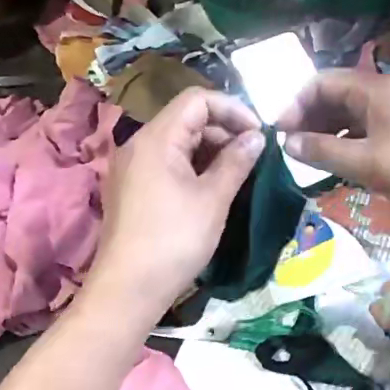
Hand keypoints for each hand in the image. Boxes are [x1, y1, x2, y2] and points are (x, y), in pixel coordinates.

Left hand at [92, 88, 265, 310]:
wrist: (129, 289)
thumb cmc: (175, 239)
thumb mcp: (213, 198)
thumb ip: (236, 161)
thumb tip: (256, 137)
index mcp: (157, 139)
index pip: (197, 100)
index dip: (233, 109)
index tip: (259, 134)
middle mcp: (139, 145)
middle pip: (187, 119)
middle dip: (225, 130)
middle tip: (255, 157)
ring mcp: (133, 168)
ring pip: (179, 142)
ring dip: (212, 151)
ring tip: (240, 174)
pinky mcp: (134, 189)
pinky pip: (168, 163)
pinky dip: (195, 167)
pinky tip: (215, 188)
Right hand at [278, 70, 389, 229]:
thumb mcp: (368, 161)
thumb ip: (323, 149)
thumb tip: (286, 141)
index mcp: (376, 89)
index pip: (323, 81)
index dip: (297, 102)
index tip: (278, 131)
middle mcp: (383, 99)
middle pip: (335, 99)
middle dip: (308, 119)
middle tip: (287, 148)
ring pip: (348, 121)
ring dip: (324, 136)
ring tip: (303, 160)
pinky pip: (363, 141)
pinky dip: (344, 150)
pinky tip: (331, 169)